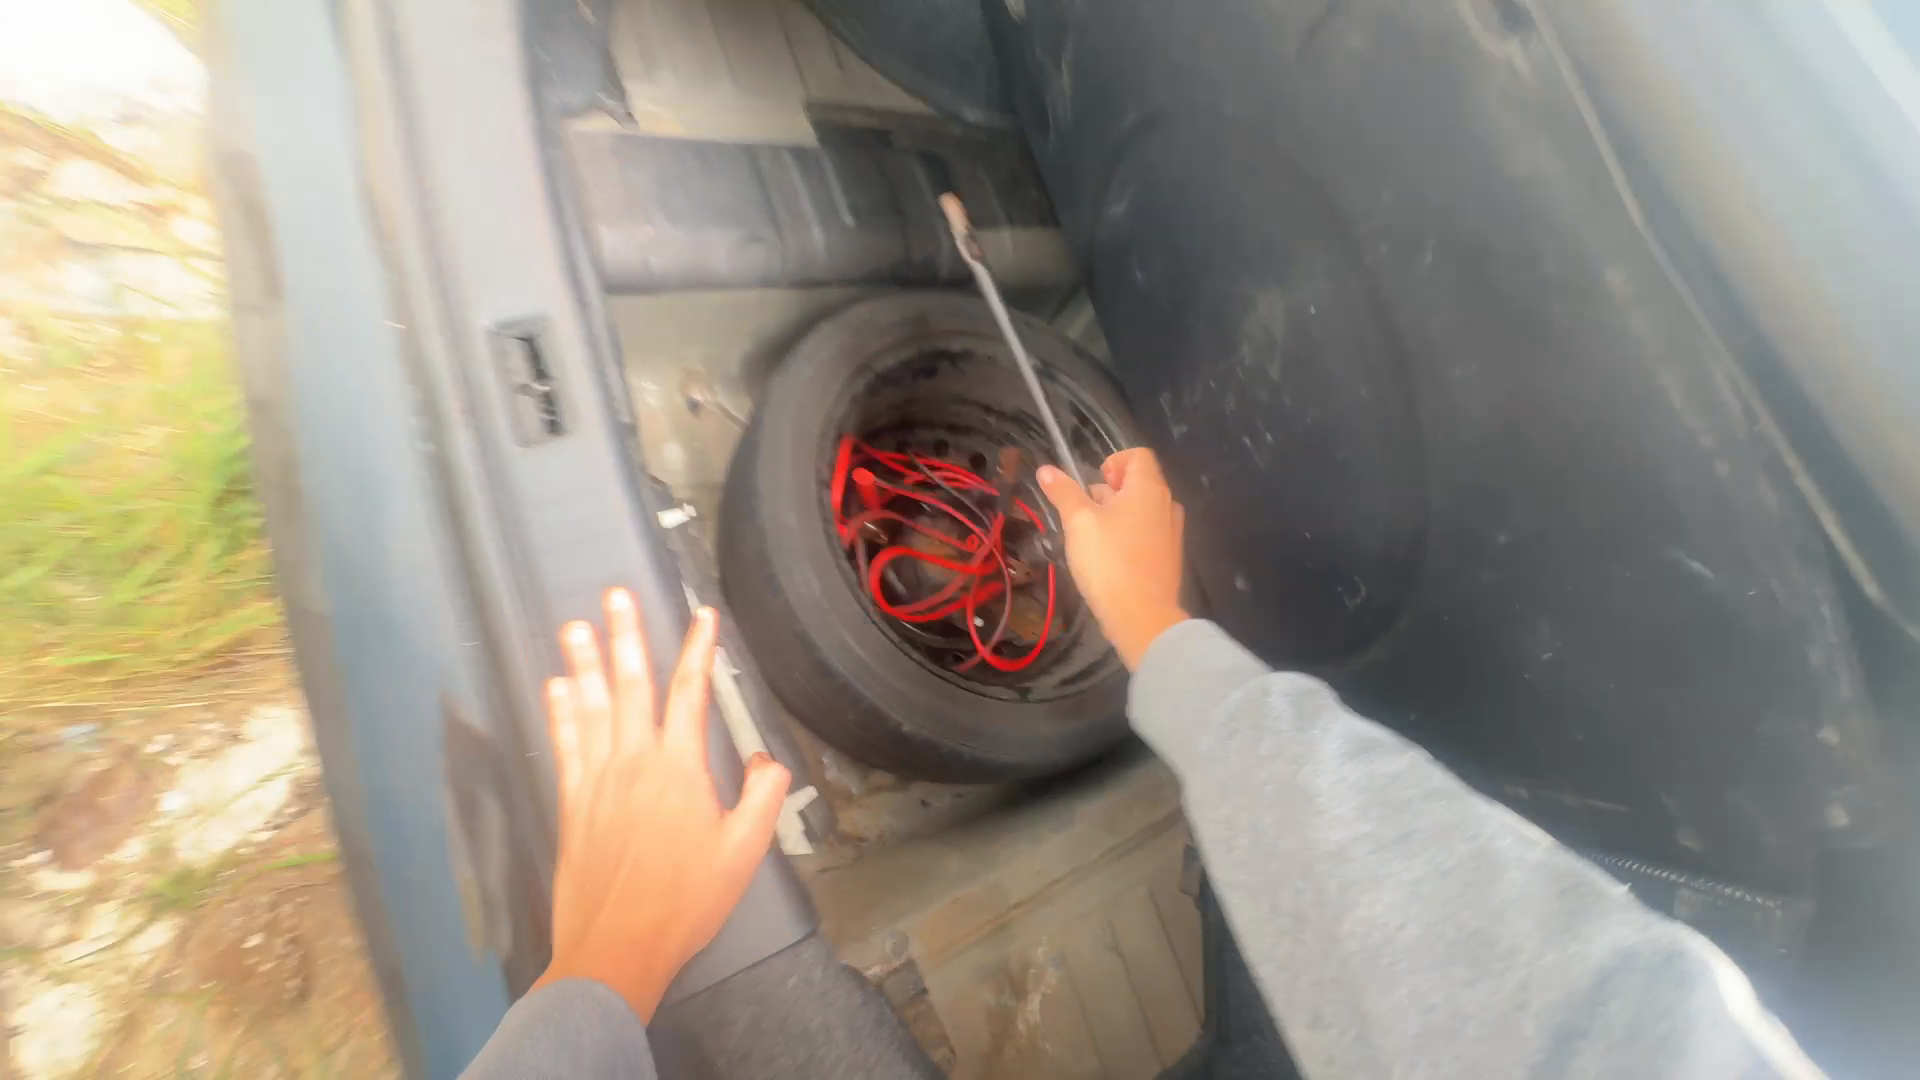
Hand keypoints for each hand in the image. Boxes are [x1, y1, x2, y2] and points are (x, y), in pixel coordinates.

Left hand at [534, 588, 790, 1020]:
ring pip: (589, 708)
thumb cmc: (686, 899)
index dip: (698, 649)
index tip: (703, 615)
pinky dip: (559, 713)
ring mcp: (596, 780)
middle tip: (615, 595)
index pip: (691, 693)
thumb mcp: (745, 851)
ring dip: (583, 664)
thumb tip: (765, 759)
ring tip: (575, 625)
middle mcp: (634, 761)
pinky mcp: (572, 804)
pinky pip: (565, 746)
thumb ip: (763, 797)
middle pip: (629, 686)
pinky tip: (554, 687)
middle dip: (625, 636)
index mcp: (679, 768)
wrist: (615, 951)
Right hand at [1037, 449, 1189, 669]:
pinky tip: (1107, 559)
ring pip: (1140, 511)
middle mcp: (1167, 505)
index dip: (1113, 462)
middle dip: (1107, 492)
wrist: (1142, 617)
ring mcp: (1172, 533)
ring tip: (1091, 538)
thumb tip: (1046, 470)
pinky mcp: (1168, 558)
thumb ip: (1063, 492)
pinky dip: (1127, 536)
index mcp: (1149, 489)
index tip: (1092, 484)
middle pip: (1137, 483)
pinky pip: (1146, 534)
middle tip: (1083, 514)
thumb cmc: (1109, 561)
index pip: (1138, 455)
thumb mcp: (1078, 522)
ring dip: (1115, 515)